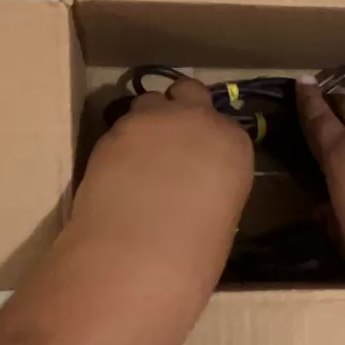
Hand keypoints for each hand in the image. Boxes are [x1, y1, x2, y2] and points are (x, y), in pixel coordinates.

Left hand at [68, 78, 253, 275]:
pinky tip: (115, 172)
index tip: (200, 159)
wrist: (139, 253)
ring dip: (147, 120)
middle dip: (181, 107)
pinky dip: (120, 143)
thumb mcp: (221, 216)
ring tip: (138, 156)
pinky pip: (118, 127)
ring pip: (149, 101)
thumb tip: (192, 191)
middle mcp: (196, 119)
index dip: (209, 141)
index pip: (225, 127)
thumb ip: (211, 187)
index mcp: (233, 143)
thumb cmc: (194, 251)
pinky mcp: (111, 130)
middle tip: (170, 140)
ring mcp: (151, 119)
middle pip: (189, 91)